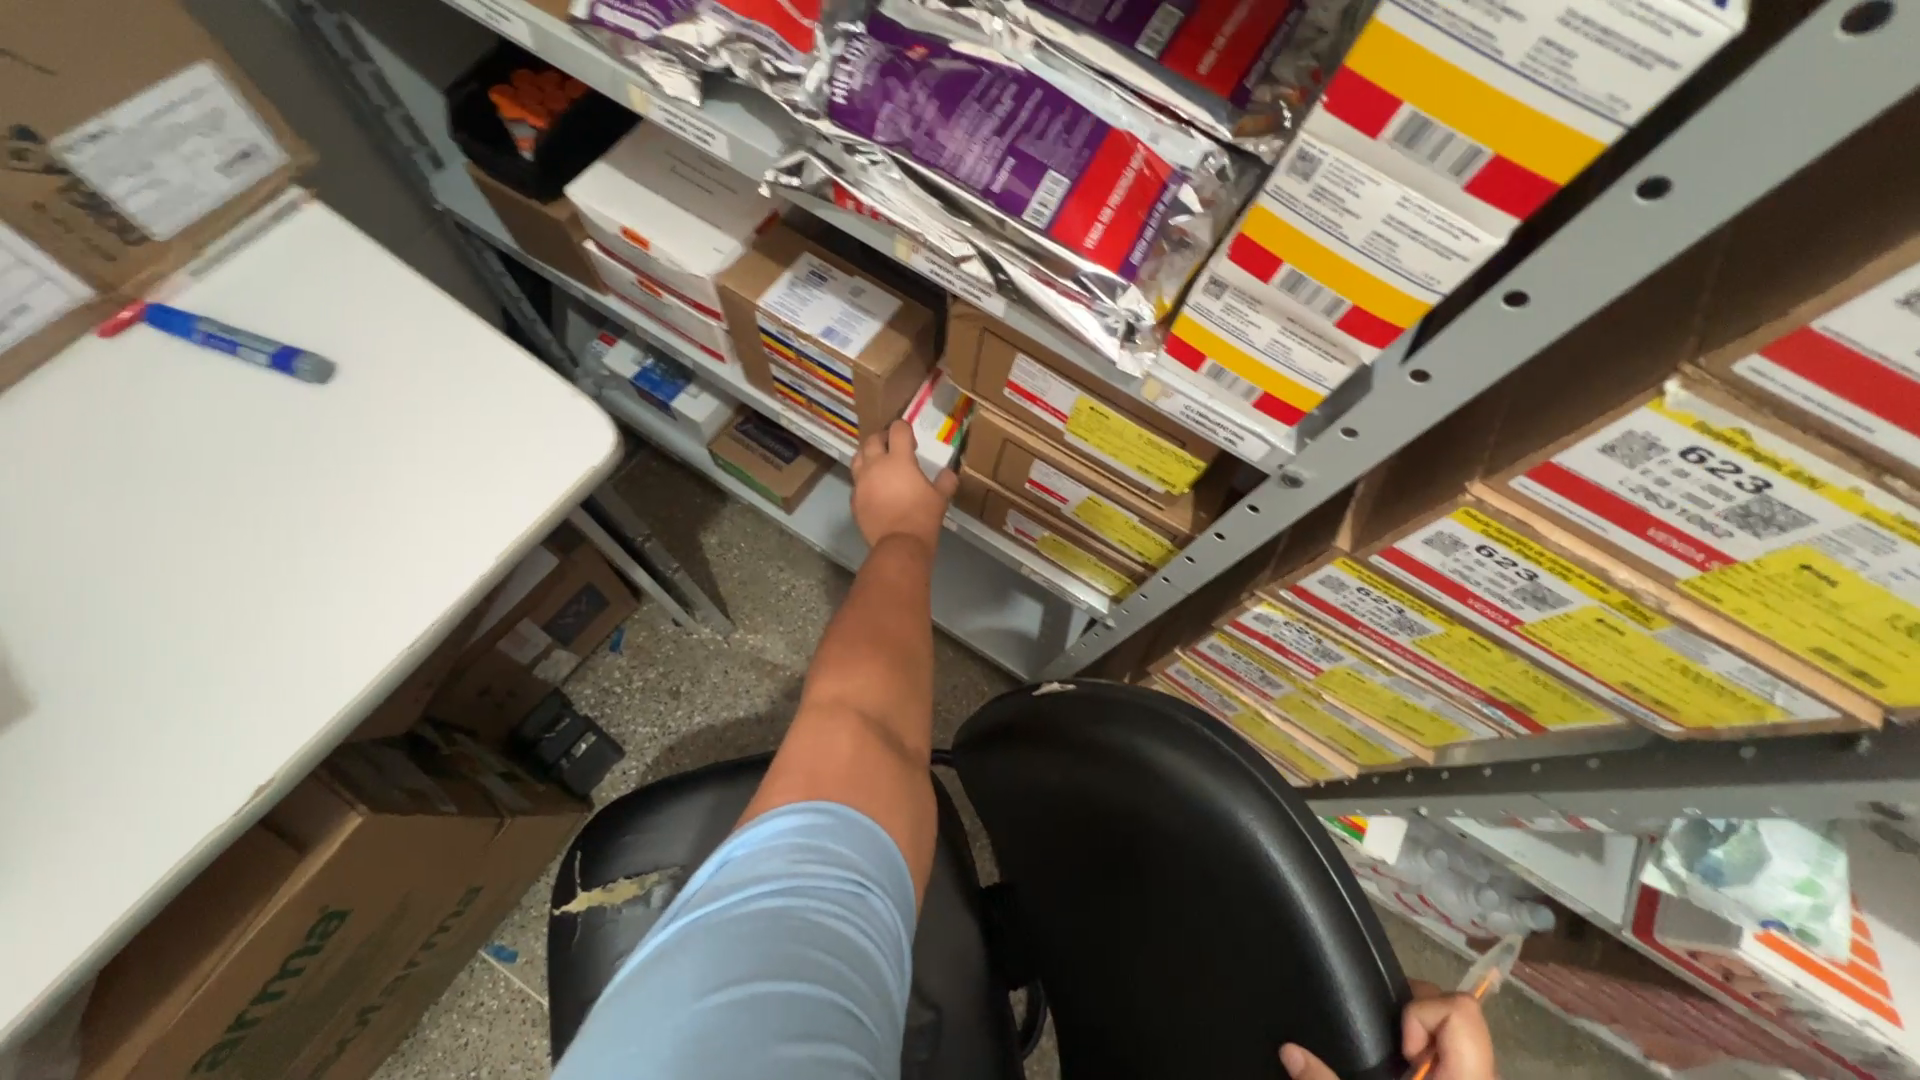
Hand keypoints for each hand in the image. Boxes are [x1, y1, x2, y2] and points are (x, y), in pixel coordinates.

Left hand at [851, 420, 956, 551]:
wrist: (899, 544)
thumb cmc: (922, 517)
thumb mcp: (940, 498)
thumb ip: (945, 481)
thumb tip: (949, 473)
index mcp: (898, 459)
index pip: (898, 429)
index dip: (904, 429)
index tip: (911, 441)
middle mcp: (875, 465)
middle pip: (873, 439)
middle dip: (883, 438)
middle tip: (893, 447)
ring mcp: (861, 481)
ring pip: (858, 457)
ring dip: (868, 455)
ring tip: (878, 463)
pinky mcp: (854, 498)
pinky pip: (856, 481)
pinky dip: (864, 479)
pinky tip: (873, 489)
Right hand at [1280, 981, 1495, 1079]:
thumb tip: (1290, 1051)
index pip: (1462, 1012)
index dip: (1422, 1014)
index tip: (1400, 1049)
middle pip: (1458, 1017)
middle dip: (1415, 1022)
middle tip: (1389, 1052)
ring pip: (1457, 1041)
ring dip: (1420, 1044)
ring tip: (1393, 1070)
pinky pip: (1454, 1062)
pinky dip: (1427, 1061)